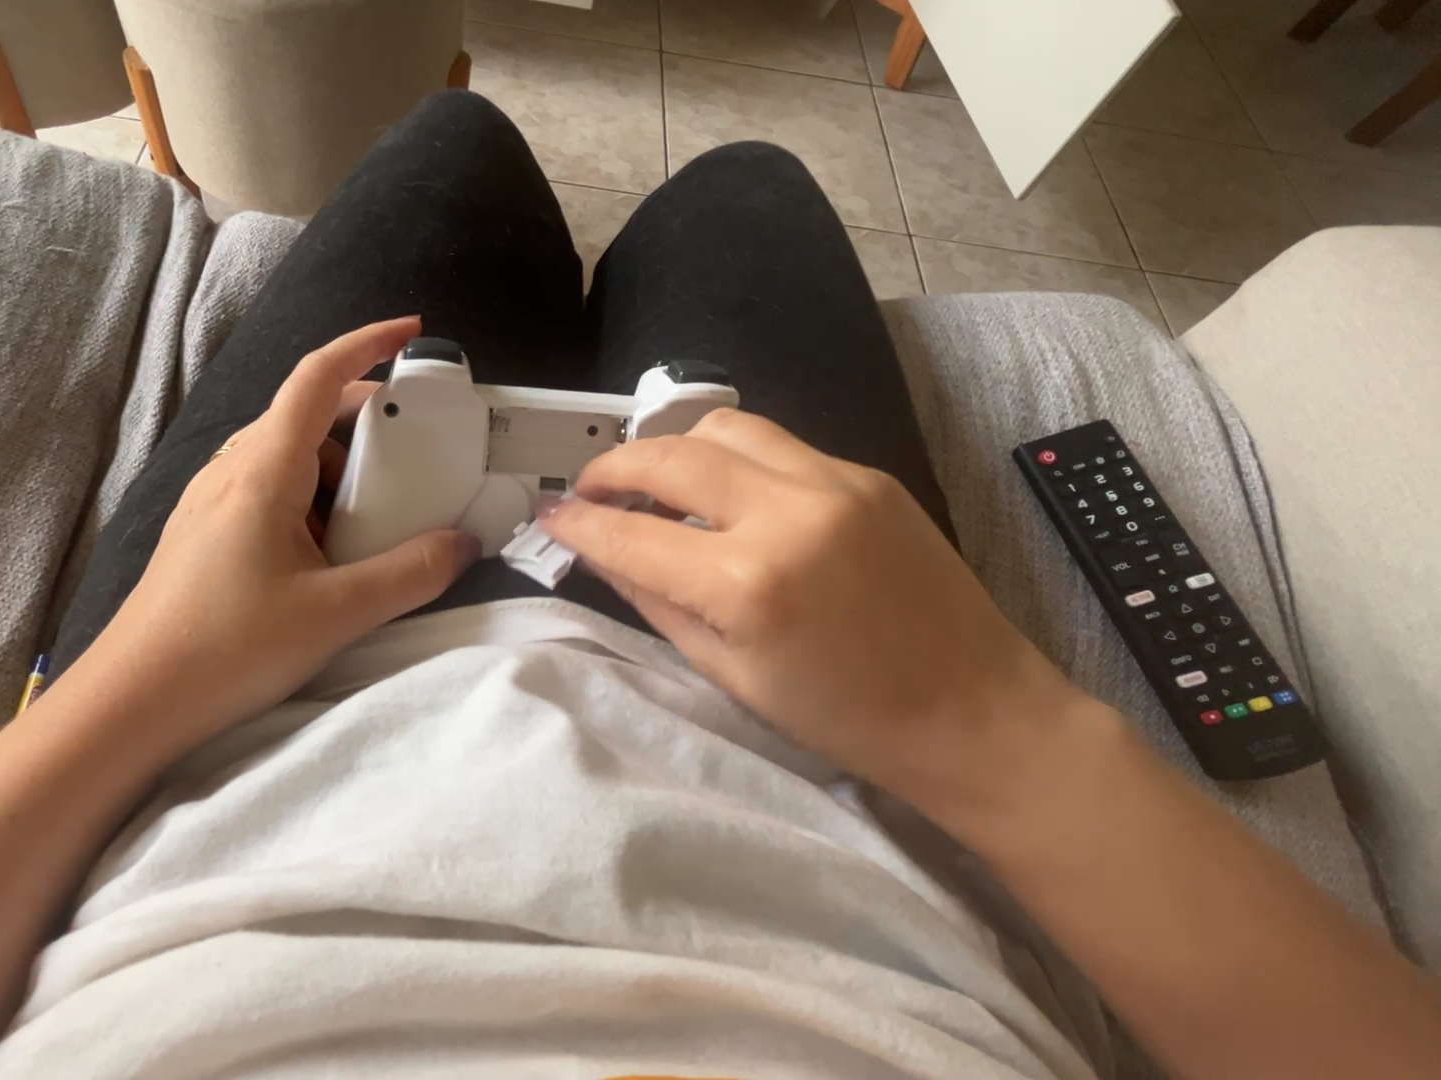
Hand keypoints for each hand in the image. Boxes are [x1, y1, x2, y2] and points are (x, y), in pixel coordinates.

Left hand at [71, 317, 479, 740]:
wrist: (133, 701)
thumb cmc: (229, 647)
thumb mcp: (338, 612)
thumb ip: (412, 573)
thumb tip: (464, 543)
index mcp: (264, 468)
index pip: (317, 376)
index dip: (367, 343)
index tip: (411, 332)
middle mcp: (234, 470)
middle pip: (309, 415)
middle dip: (368, 421)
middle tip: (417, 450)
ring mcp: (214, 501)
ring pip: (290, 456)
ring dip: (340, 468)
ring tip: (377, 513)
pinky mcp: (208, 533)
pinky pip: (272, 491)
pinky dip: (313, 500)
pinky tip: (329, 552)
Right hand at [541, 408, 1096, 817]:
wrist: (978, 712)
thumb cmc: (846, 717)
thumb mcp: (731, 673)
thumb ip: (656, 602)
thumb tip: (602, 555)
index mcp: (749, 584)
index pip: (632, 536)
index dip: (578, 525)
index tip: (548, 517)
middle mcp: (789, 513)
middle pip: (669, 455)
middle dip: (612, 469)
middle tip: (589, 493)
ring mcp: (836, 482)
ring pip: (722, 428)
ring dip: (672, 450)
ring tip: (658, 488)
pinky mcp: (867, 474)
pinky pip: (776, 446)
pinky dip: (730, 462)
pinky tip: (727, 500)